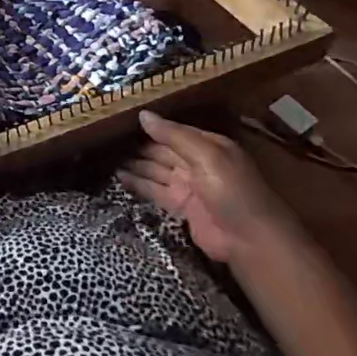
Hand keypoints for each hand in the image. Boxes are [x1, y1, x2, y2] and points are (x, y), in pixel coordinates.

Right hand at [119, 110, 288, 265]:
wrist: (250, 240)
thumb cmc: (232, 190)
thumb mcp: (207, 155)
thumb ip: (173, 135)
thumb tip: (142, 115)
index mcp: (207, 145)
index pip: (173, 131)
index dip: (150, 126)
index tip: (121, 118)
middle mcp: (196, 162)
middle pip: (161, 150)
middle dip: (138, 144)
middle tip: (106, 137)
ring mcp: (188, 185)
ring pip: (155, 169)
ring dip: (134, 163)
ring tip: (106, 155)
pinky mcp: (179, 206)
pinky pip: (154, 190)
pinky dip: (137, 183)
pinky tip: (119, 176)